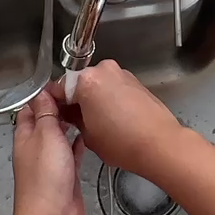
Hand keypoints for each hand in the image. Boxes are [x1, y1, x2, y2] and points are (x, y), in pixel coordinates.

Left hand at [10, 92, 84, 214]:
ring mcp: (50, 162)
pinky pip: (72, 152)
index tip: (63, 82)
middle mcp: (35, 147)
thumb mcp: (46, 135)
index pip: (30, 108)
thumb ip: (46, 113)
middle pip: (45, 121)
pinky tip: (89, 134)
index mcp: (25, 136)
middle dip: (59, 107)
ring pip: (59, 136)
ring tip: (87, 108)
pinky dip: (78, 142)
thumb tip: (42, 92)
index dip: (43, 94)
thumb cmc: (46, 174)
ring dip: (70, 123)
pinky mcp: (66, 174)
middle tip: (80, 93)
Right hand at [50, 60, 183, 176]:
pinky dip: (110, 98)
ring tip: (96, 122)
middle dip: (76, 98)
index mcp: (87, 80)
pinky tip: (112, 118)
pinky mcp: (135, 82)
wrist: (159, 143)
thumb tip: (69, 112)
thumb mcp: (87, 134)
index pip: (60, 86)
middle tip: (74, 120)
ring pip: (98, 84)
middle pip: (80, 82)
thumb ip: (73, 118)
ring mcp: (122, 74)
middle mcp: (105, 70)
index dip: (55, 102)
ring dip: (94, 98)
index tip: (54, 112)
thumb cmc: (125, 142)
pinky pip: (114, 86)